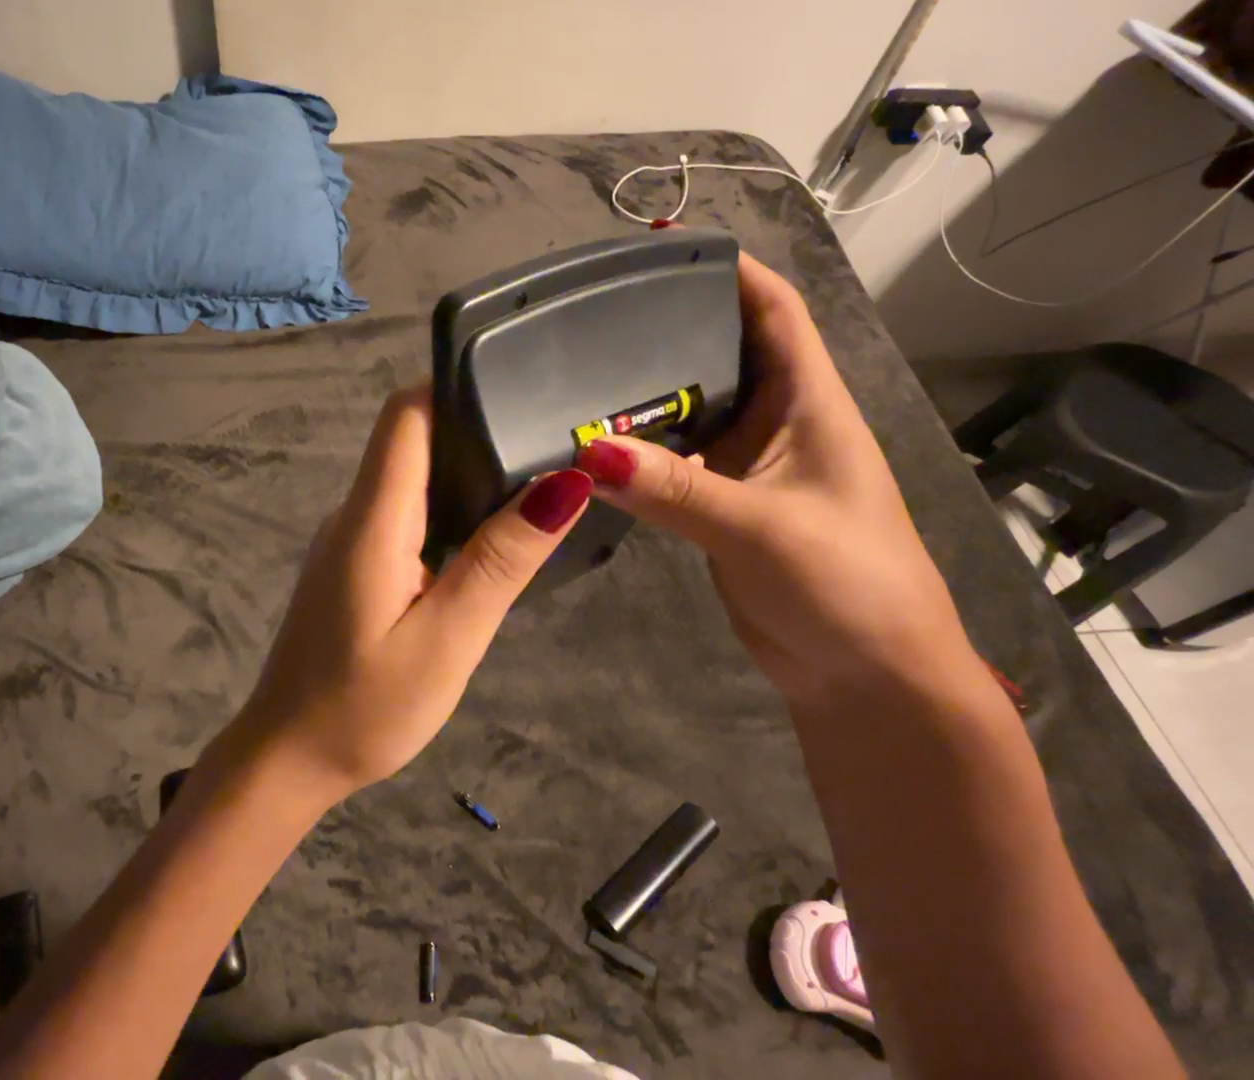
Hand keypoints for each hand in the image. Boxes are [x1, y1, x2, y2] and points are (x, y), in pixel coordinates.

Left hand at [217, 385, 591, 800]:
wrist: (289, 757)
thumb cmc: (365, 708)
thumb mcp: (448, 638)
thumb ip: (502, 559)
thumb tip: (566, 481)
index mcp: (371, 521)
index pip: (405, 416)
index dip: (456, 385)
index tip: (524, 386)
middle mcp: (353, 517)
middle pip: (410, 441)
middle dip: (477, 428)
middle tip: (555, 440)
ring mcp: (348, 543)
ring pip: (409, 481)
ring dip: (466, 476)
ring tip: (540, 486)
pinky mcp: (352, 569)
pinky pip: (402, 519)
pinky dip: (447, 516)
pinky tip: (490, 541)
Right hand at [574, 249, 972, 705]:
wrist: (866, 675)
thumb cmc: (846, 584)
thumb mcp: (761, 528)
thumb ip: (674, 489)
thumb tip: (584, 452)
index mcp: (810, 404)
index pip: (774, 312)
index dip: (729, 271)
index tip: (662, 246)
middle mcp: (776, 424)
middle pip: (719, 353)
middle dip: (666, 327)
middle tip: (587, 313)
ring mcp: (744, 468)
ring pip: (687, 413)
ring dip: (641, 396)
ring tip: (570, 372)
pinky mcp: (718, 508)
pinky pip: (669, 465)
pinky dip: (632, 454)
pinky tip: (587, 447)